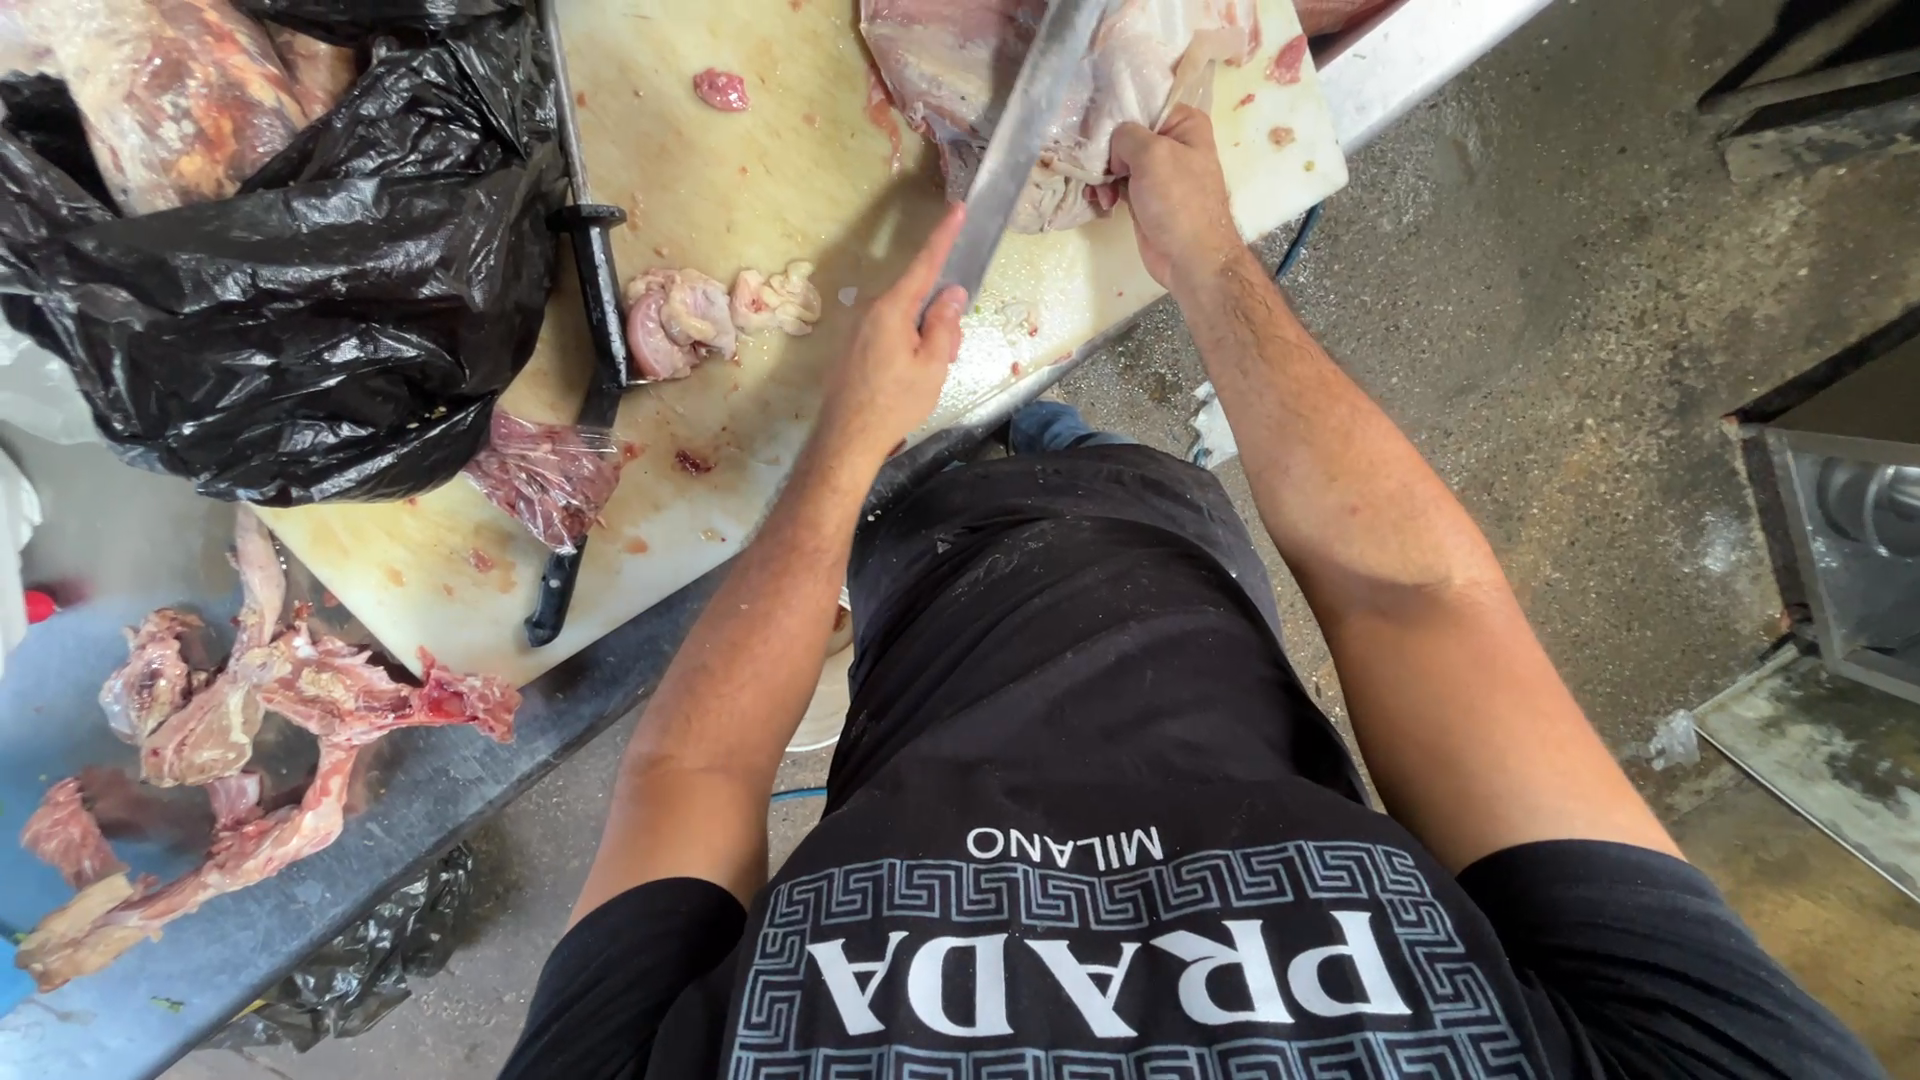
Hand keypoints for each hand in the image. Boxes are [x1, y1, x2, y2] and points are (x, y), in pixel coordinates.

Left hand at [814, 203, 968, 465]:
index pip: (924, 264)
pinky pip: (887, 335)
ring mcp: (857, 329)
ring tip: (927, 374)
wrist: (848, 437)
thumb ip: (944, 325)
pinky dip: (906, 348)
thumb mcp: (933, 365)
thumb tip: (951, 293)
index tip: (957, 210)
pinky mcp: (851, 347)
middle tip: (949, 355)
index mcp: (892, 309)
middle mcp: (870, 310)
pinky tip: (908, 378)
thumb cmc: (895, 403)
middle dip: (939, 319)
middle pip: (916, 298)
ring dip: (923, 338)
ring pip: (903, 320)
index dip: (944, 237)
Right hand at [1109, 105, 1242, 291]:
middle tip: (1098, 169)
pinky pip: (1117, 185)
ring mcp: (1156, 173)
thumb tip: (1113, 148)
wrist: (1189, 257)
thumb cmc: (1178, 201)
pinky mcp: (1144, 198)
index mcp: (1183, 123)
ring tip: (1100, 194)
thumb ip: (1126, 136)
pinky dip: (1105, 191)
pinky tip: (1102, 203)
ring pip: (1117, 162)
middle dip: (1106, 152)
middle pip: (1126, 134)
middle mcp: (1171, 143)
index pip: (1142, 105)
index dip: (1116, 116)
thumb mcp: (1152, 155)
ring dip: (1102, 176)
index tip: (1095, 131)